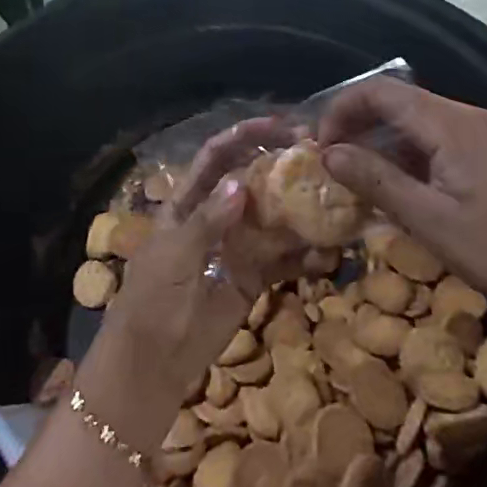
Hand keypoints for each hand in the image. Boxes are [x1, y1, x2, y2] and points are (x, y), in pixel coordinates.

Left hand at [89, 119, 305, 424]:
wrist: (153, 363)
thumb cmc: (153, 299)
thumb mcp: (175, 254)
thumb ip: (208, 220)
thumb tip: (239, 182)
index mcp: (187, 204)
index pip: (214, 158)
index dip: (241, 136)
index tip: (277, 123)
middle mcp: (215, 218)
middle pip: (250, 181)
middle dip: (279, 166)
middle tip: (318, 154)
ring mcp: (236, 247)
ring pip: (272, 219)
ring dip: (299, 210)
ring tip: (333, 198)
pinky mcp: (254, 277)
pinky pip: (282, 260)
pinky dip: (305, 257)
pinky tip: (328, 253)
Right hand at [318, 79, 486, 320]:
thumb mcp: (430, 220)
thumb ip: (376, 180)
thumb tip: (328, 153)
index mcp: (451, 123)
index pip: (380, 91)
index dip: (341, 110)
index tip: (320, 148)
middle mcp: (465, 117)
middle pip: (397, 102)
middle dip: (356, 126)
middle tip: (330, 167)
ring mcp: (480, 135)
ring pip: (414, 123)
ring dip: (379, 144)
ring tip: (354, 182)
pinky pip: (434, 142)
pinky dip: (405, 158)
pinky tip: (394, 191)